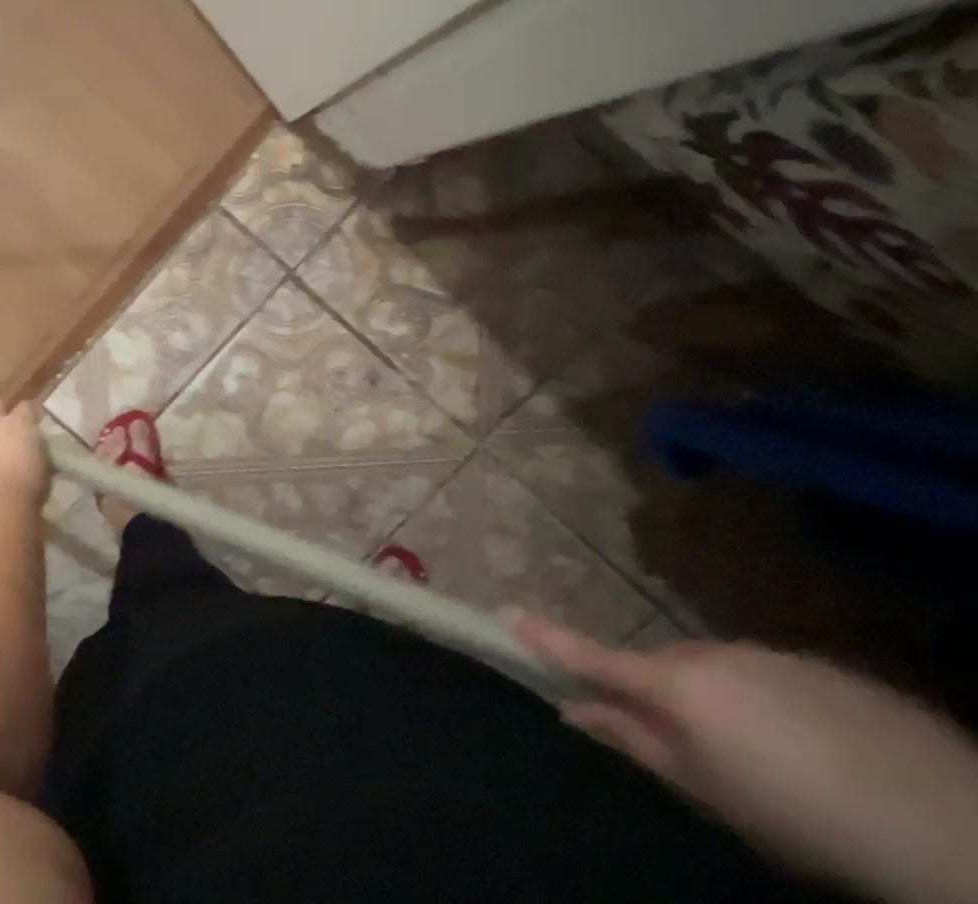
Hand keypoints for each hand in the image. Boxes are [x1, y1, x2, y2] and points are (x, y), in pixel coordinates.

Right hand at [510, 611, 977, 903]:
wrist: (950, 824)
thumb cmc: (796, 815)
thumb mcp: (703, 789)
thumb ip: (633, 740)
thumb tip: (575, 709)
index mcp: (676, 685)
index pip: (592, 655)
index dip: (545, 637)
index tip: (504, 611)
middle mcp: (716, 654)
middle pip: (660, 665)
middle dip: (654, 692)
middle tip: (676, 745)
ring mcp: (775, 655)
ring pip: (718, 671)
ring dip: (715, 700)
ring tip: (758, 760)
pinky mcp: (828, 668)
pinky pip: (768, 677)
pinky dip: (766, 704)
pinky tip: (808, 751)